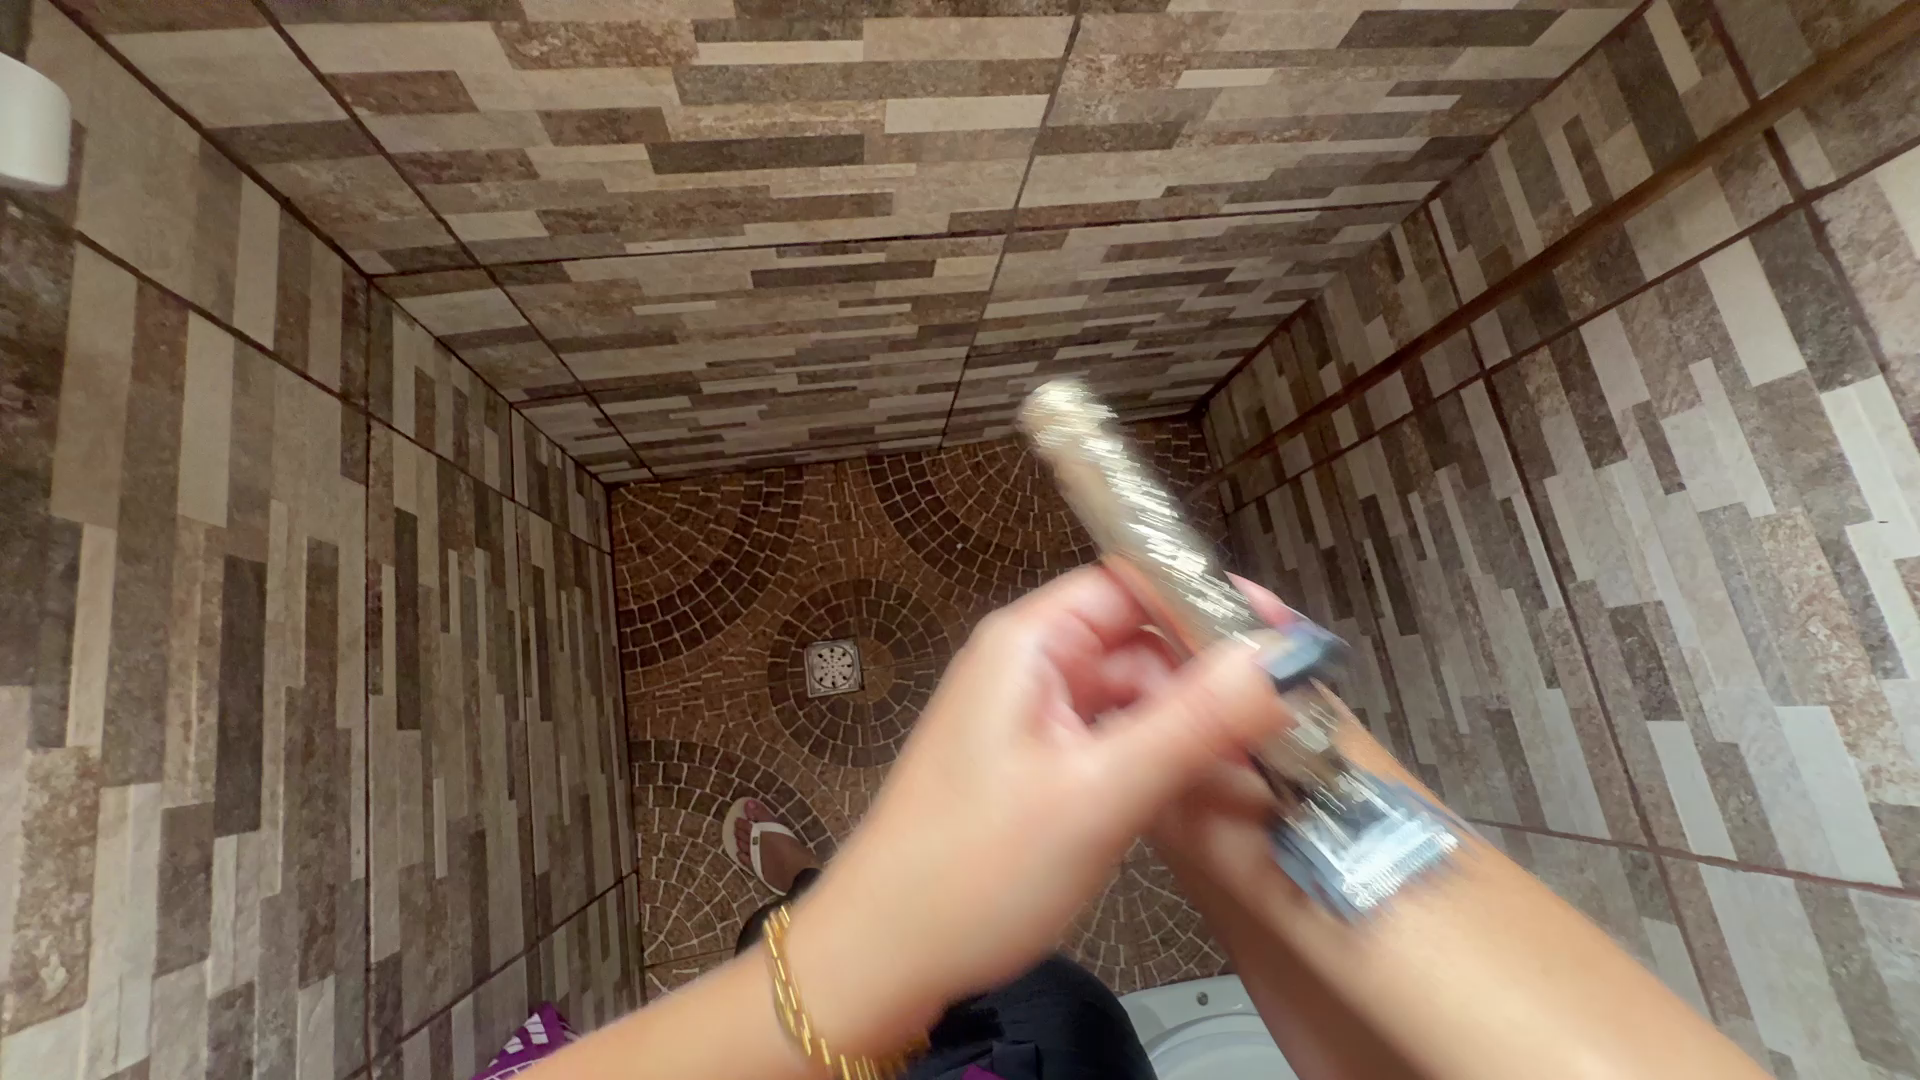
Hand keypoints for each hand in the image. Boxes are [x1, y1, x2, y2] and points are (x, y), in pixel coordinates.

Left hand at [781, 566, 1294, 1049]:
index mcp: (1028, 643)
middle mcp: (1030, 665)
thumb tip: (1274, 658)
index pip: (1129, 581)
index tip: (1279, 631)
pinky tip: (1206, 777)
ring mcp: (1035, 715)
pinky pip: (1114, 734)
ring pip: (1132, 691)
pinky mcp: (1041, 761)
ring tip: (1264, 747)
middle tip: (1289, 704)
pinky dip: (1160, 749)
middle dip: (1208, 666)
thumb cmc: (972, 871)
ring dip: (1190, 714)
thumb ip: (1189, 722)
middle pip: (1137, 637)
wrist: (887, 952)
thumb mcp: (1096, 793)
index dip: (1204, 597)